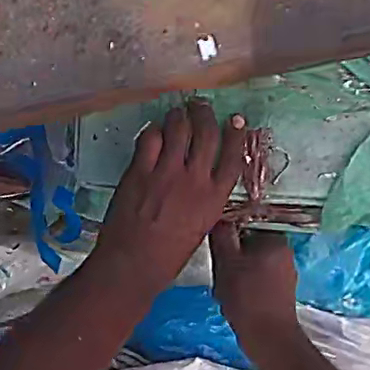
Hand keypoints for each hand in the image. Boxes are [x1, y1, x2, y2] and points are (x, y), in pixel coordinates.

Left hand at [91, 100, 248, 293]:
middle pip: (206, 135)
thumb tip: (203, 179)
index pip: (233, 157)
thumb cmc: (168, 256)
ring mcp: (166, 173)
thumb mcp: (199, 227)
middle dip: (204, 115)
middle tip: (200, 105)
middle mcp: (194, 181)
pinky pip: (150, 139)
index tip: (236, 120)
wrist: (133, 264)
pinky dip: (154, 131)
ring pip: (178, 130)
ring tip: (177, 112)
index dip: (236, 134)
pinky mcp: (140, 171)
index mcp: (214, 199)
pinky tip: (154, 130)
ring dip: (179, 117)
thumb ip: (204, 200)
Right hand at [211, 223, 299, 349]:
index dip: (228, 234)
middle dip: (230, 256)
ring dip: (234, 272)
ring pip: (249, 263)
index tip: (217, 248)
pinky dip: (242, 285)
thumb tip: (219, 217)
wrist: (268, 338)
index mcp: (276, 240)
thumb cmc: (247, 296)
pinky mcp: (280, 292)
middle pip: (247, 244)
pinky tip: (233, 298)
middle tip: (219, 270)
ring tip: (224, 286)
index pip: (247, 223)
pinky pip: (255, 279)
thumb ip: (222, 234)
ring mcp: (284, 274)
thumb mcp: (227, 260)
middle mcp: (284, 253)